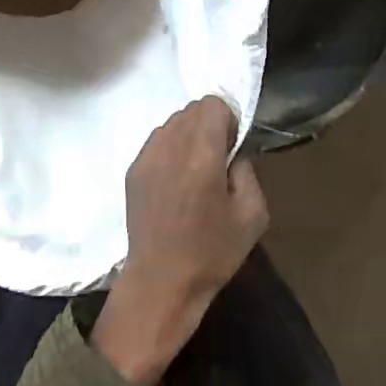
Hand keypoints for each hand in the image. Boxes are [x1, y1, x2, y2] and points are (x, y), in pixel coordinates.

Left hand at [93, 97, 268, 385]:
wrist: (161, 282)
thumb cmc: (212, 252)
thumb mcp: (252, 215)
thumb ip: (247, 170)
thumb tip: (233, 151)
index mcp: (202, 155)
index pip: (213, 104)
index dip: (228, 119)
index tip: (232, 146)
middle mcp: (170, 146)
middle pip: (192, 109)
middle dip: (209, 125)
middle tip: (217, 160)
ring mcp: (147, 156)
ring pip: (173, 122)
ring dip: (188, 135)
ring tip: (195, 172)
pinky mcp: (133, 169)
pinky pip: (157, 141)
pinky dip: (171, 149)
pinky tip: (176, 182)